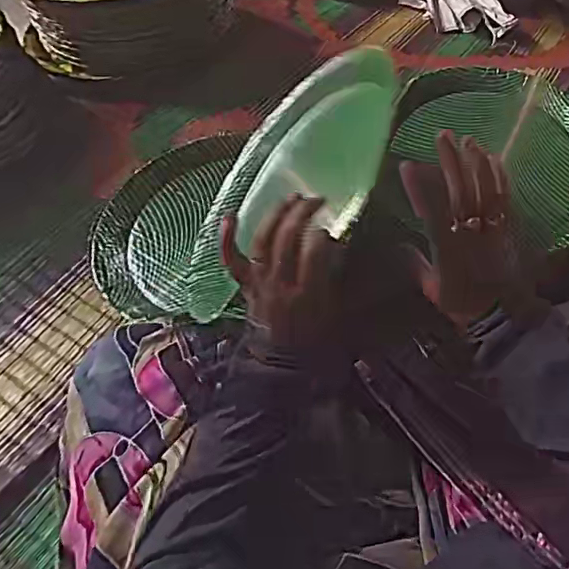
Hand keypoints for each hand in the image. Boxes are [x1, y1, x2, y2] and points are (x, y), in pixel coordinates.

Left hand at [219, 195, 341, 358]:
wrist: (279, 369)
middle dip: (302, 214)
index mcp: (309, 295)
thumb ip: (340, 280)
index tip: (331, 226)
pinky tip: (230, 217)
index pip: (314, 254)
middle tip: (316, 200)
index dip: (322, 235)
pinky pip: (233, 262)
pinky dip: (228, 239)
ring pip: (263, 242)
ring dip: (277, 216)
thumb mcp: (338, 314)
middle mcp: (280, 286)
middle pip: (287, 240)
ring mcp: (260, 285)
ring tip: (292, 199)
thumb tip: (340, 247)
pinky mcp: (247, 287)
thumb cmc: (316, 343)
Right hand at [399, 131, 527, 327]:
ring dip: (475, 163)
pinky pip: (504, 198)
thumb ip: (417, 264)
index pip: (431, 210)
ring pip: (484, 189)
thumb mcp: (432, 288)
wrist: (501, 315)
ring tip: (468, 140)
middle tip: (442, 136)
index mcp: (447, 247)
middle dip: (449, 161)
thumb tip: (400, 248)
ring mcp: (491, 227)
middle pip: (459, 191)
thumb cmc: (462, 304)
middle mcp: (469, 232)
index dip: (419, 187)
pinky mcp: (507, 227)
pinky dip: (499, 178)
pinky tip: (494, 160)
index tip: (407, 165)